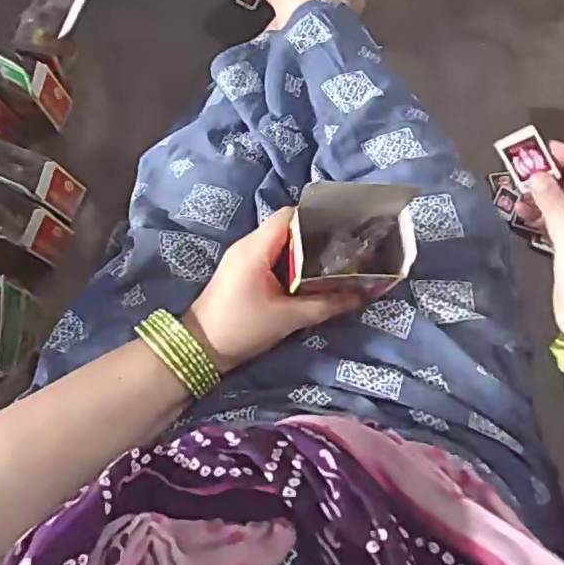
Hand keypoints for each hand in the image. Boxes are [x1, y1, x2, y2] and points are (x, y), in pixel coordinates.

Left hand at [185, 208, 365, 369]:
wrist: (200, 349)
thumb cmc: (241, 328)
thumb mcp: (288, 318)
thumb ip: (327, 304)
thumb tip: (363, 296)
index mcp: (256, 248)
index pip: (291, 215)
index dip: (317, 220)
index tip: (342, 233)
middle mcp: (248, 245)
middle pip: (287, 226)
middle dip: (315, 237)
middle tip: (343, 251)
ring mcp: (242, 257)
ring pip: (280, 242)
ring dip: (303, 252)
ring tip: (331, 264)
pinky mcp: (242, 271)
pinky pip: (271, 256)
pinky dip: (290, 262)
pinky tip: (307, 278)